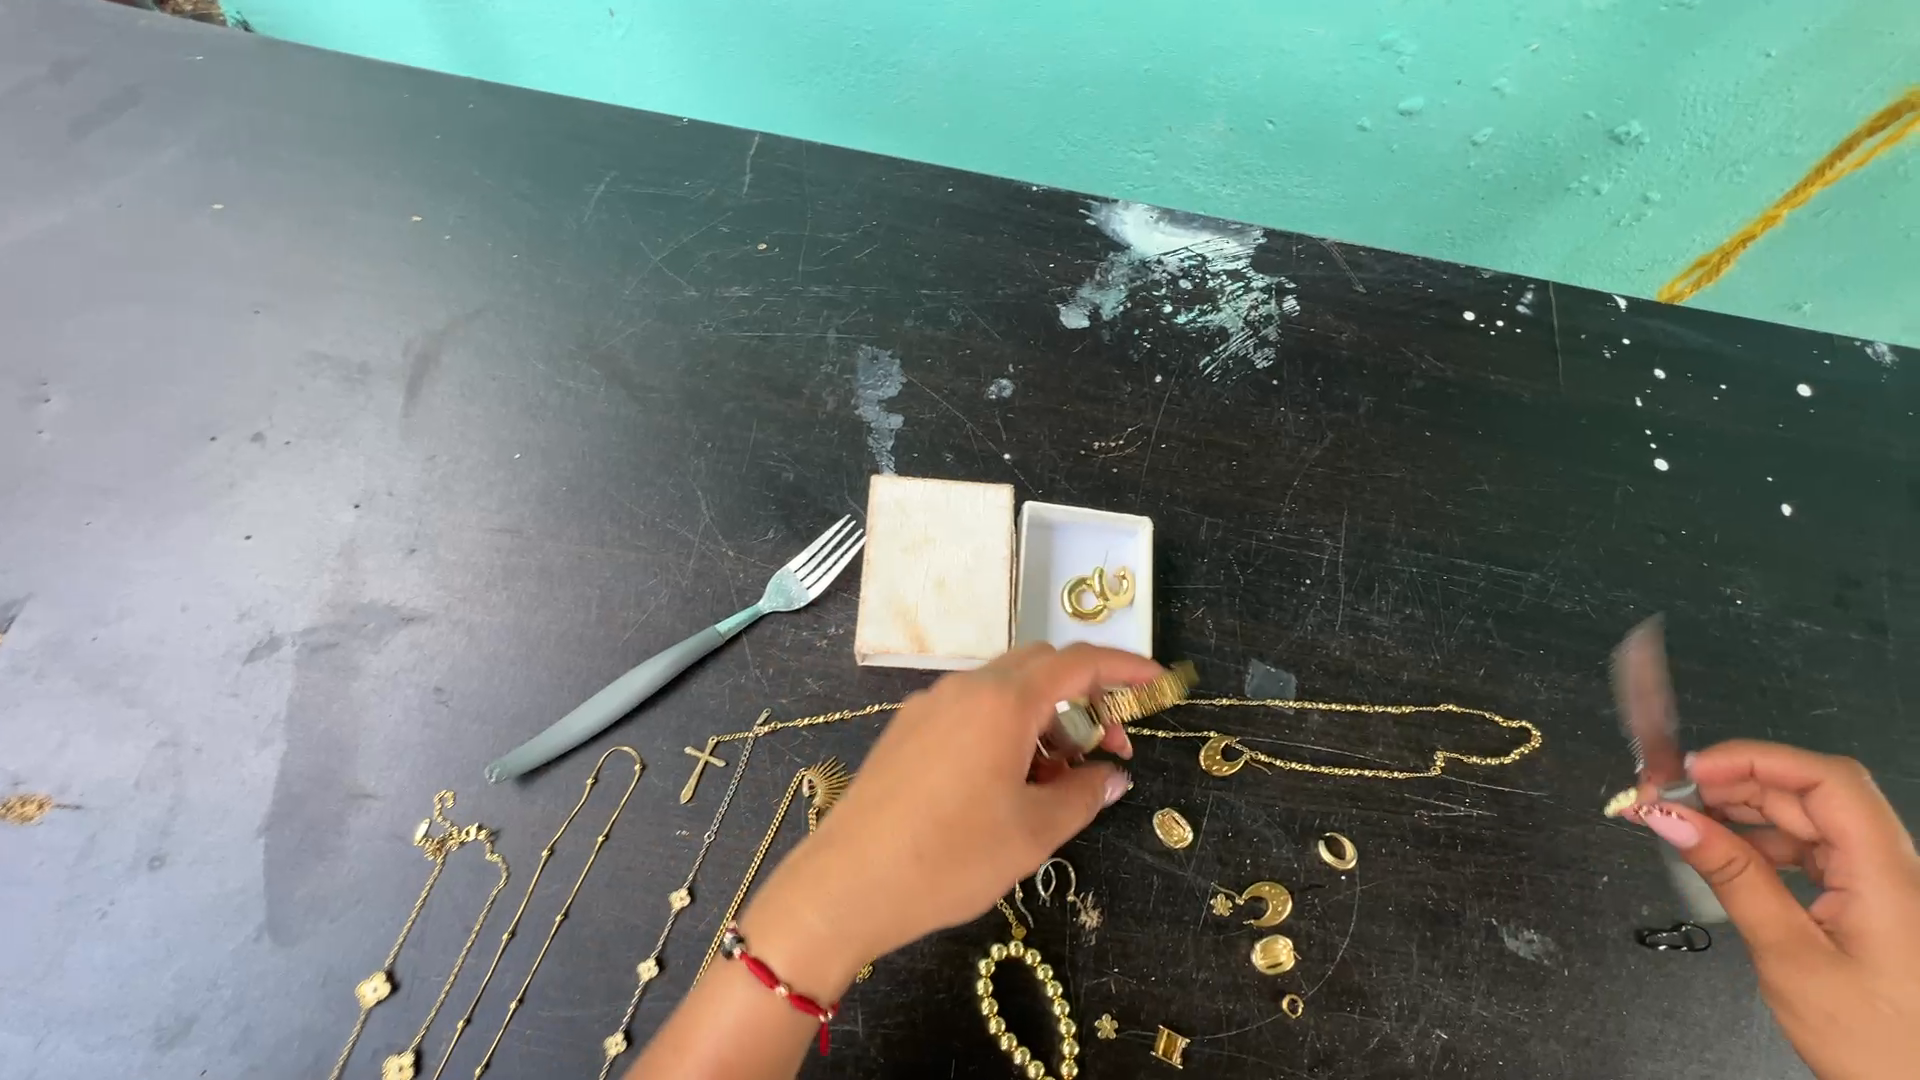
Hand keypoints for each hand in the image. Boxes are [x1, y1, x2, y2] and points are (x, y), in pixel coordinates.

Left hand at [737, 644, 1156, 994]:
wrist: (845, 883)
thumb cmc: (949, 858)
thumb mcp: (1032, 833)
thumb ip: (1082, 795)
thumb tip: (1112, 775)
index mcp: (1001, 702)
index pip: (1077, 662)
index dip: (1124, 667)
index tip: (1157, 682)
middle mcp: (964, 688)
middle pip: (1039, 667)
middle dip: (1083, 697)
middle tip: (1105, 748)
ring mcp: (930, 705)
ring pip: (1003, 689)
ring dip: (1042, 716)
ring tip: (1054, 778)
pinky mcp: (907, 728)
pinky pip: (970, 709)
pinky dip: (1005, 727)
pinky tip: (1005, 780)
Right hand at [1635, 740, 1919, 1079]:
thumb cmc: (1878, 1044)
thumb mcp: (1789, 957)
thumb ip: (1731, 878)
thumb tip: (1665, 816)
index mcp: (1889, 879)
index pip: (1827, 781)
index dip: (1755, 760)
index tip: (1689, 771)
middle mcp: (1894, 872)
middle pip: (1809, 795)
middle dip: (1731, 784)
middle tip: (1664, 798)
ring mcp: (1884, 887)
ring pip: (1805, 820)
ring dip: (1738, 812)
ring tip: (1682, 826)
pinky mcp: (1870, 903)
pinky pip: (1810, 849)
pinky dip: (1757, 841)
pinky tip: (1721, 855)